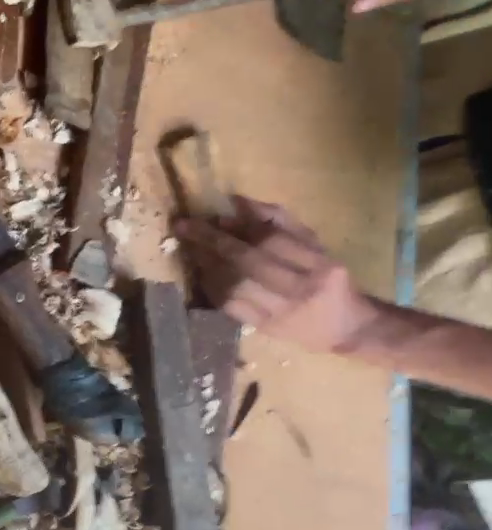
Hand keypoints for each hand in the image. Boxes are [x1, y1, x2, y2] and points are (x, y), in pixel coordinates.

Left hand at [173, 195, 380, 352]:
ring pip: (233, 284)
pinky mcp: (264, 327)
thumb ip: (277, 222)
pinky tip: (202, 272)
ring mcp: (282, 311)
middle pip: (248, 261)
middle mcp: (303, 288)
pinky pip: (227, 304)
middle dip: (210, 240)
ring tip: (191, 248)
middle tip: (183, 226)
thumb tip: (236, 201)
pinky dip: (209, 285)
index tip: (212, 216)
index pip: (274, 241)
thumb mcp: (312, 246)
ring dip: (205, 262)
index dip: (240, 226)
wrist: (345, 328)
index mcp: (322, 265)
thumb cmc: (323, 278)